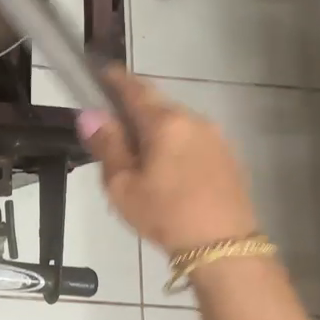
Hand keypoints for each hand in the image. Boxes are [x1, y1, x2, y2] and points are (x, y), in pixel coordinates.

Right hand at [78, 67, 260, 253]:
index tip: (100, 72)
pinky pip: (191, 139)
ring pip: (175, 123)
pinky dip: (173, 143)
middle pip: (156, 105)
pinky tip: (164, 167)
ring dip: (154, 129)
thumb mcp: (122, 185)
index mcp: (165, 123)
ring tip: (136, 153)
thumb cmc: (165, 214)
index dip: (115, 79)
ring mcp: (215, 137)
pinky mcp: (228, 156)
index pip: (135, 89)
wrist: (224, 248)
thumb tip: (91, 115)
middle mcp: (193, 121)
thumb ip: (107, 145)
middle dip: (133, 109)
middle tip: (111, 125)